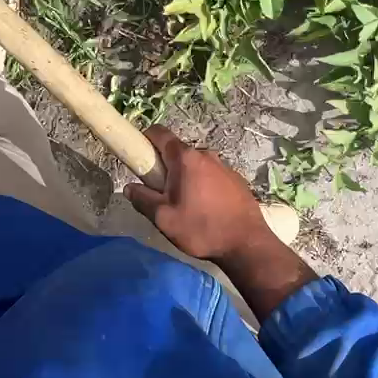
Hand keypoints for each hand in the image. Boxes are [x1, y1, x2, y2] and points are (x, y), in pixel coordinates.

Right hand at [126, 126, 315, 318]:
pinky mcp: (236, 178)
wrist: (247, 245)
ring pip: (195, 164)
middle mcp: (205, 154)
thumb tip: (129, 187)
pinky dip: (204, 184)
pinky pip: (211, 174)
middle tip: (162, 193)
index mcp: (185, 158)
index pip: (159, 132)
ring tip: (187, 205)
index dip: (144, 140)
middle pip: (177, 151)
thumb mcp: (163, 219)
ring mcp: (224, 165)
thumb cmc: (201, 229)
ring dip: (186, 177)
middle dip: (165, 166)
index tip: (140, 158)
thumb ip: (142, 200)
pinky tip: (207, 208)